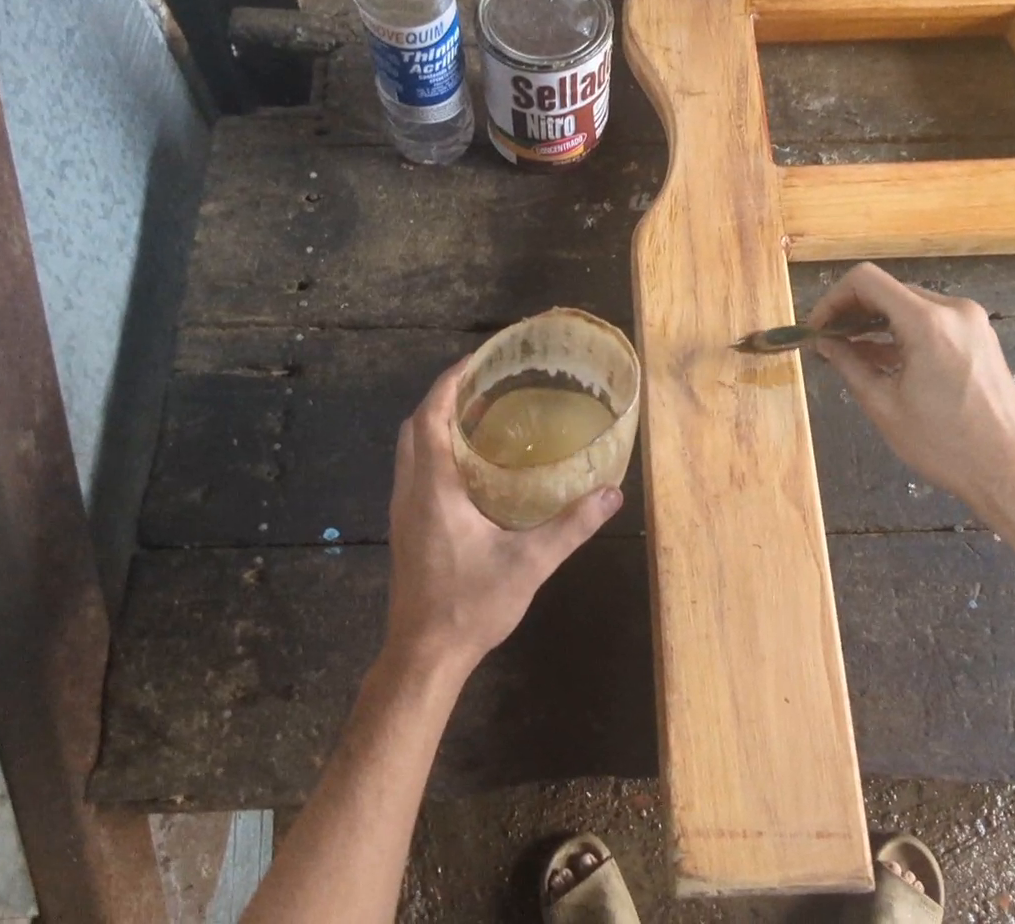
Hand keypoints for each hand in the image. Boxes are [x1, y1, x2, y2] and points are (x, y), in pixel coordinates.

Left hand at [384, 359, 623, 675]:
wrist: (424, 654)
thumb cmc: (470, 606)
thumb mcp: (528, 565)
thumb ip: (570, 527)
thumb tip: (611, 493)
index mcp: (434, 489)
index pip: (431, 417)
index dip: (449, 382)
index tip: (476, 360)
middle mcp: (410, 492)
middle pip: (414, 427)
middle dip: (443, 398)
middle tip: (484, 386)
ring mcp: (402, 512)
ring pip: (410, 450)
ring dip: (436, 424)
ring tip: (479, 416)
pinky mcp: (405, 529)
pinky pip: (414, 472)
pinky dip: (435, 451)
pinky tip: (470, 467)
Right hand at [809, 262, 1014, 511]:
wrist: (1010, 469)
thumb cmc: (944, 445)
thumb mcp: (884, 406)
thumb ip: (850, 366)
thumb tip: (825, 344)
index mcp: (928, 323)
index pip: (866, 281)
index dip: (832, 299)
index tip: (817, 328)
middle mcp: (953, 310)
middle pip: (888, 289)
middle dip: (851, 311)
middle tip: (826, 342)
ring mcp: (971, 321)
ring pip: (908, 303)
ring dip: (875, 321)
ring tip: (847, 351)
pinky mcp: (979, 336)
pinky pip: (930, 319)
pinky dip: (901, 331)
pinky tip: (880, 357)